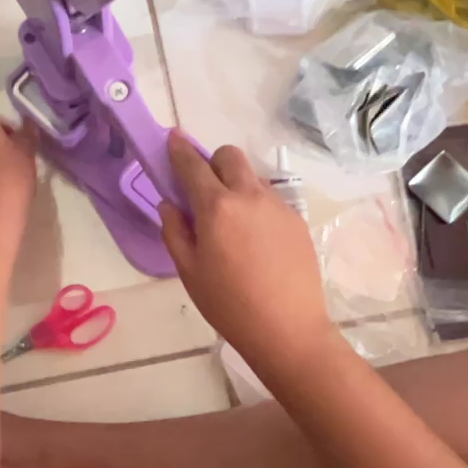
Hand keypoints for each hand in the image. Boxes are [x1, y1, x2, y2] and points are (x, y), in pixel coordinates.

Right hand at [158, 133, 338, 371]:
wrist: (287, 328)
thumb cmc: (229, 305)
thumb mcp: (189, 272)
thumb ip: (175, 231)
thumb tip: (170, 204)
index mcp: (217, 207)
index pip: (193, 165)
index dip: (180, 150)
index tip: (173, 139)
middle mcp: (250, 196)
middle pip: (230, 157)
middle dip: (213, 162)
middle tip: (204, 191)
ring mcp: (278, 206)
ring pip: (252, 179)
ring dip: (236, 187)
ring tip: (232, 228)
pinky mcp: (297, 221)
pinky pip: (271, 202)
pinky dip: (256, 209)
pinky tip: (256, 244)